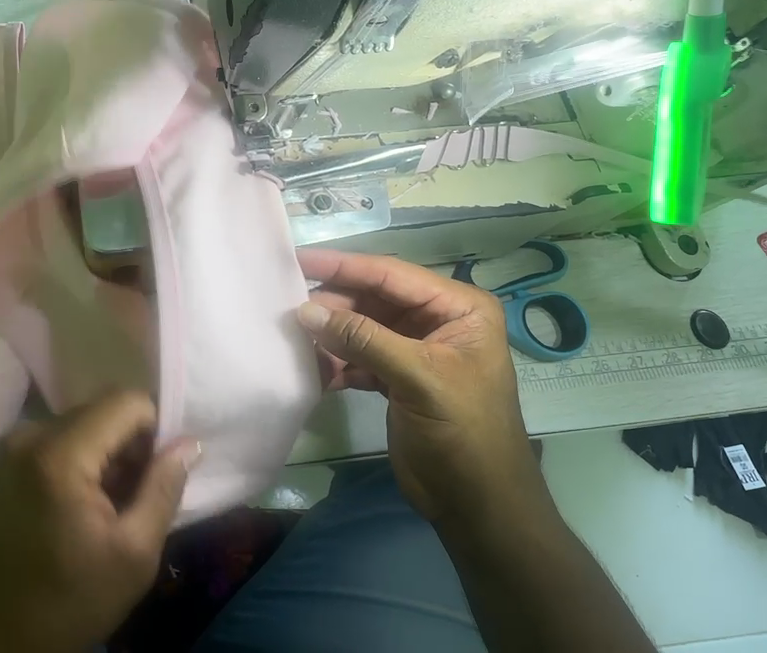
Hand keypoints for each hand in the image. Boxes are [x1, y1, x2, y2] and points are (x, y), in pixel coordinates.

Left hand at [0, 390, 198, 652]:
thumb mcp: (134, 554)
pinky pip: (53, 441)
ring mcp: (9, 447)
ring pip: (78, 425)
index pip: (125, 401)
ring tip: (105, 509)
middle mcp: (28, 435)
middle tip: (134, 498)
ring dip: (102, 456)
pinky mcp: (0, 463)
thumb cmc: (68, 599)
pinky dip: (75, 462)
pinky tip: (75, 508)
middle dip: (127, 446)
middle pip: (99, 411)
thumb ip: (164, 489)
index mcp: (59, 453)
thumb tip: (189, 442)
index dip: (153, 431)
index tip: (156, 475)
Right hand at [296, 249, 545, 526]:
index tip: (298, 259)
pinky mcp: (397, 378)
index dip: (344, 266)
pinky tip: (312, 371)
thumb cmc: (464, 434)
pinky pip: (359, 356)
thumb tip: (306, 310)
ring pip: (361, 327)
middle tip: (286, 303)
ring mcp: (416, 349)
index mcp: (459, 307)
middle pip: (373, 298)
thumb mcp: (418, 379)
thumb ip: (363, 339)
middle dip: (333, 303)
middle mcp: (438, 320)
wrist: (480, 508)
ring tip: (294, 338)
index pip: (392, 274)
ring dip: (330, 335)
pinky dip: (336, 363)